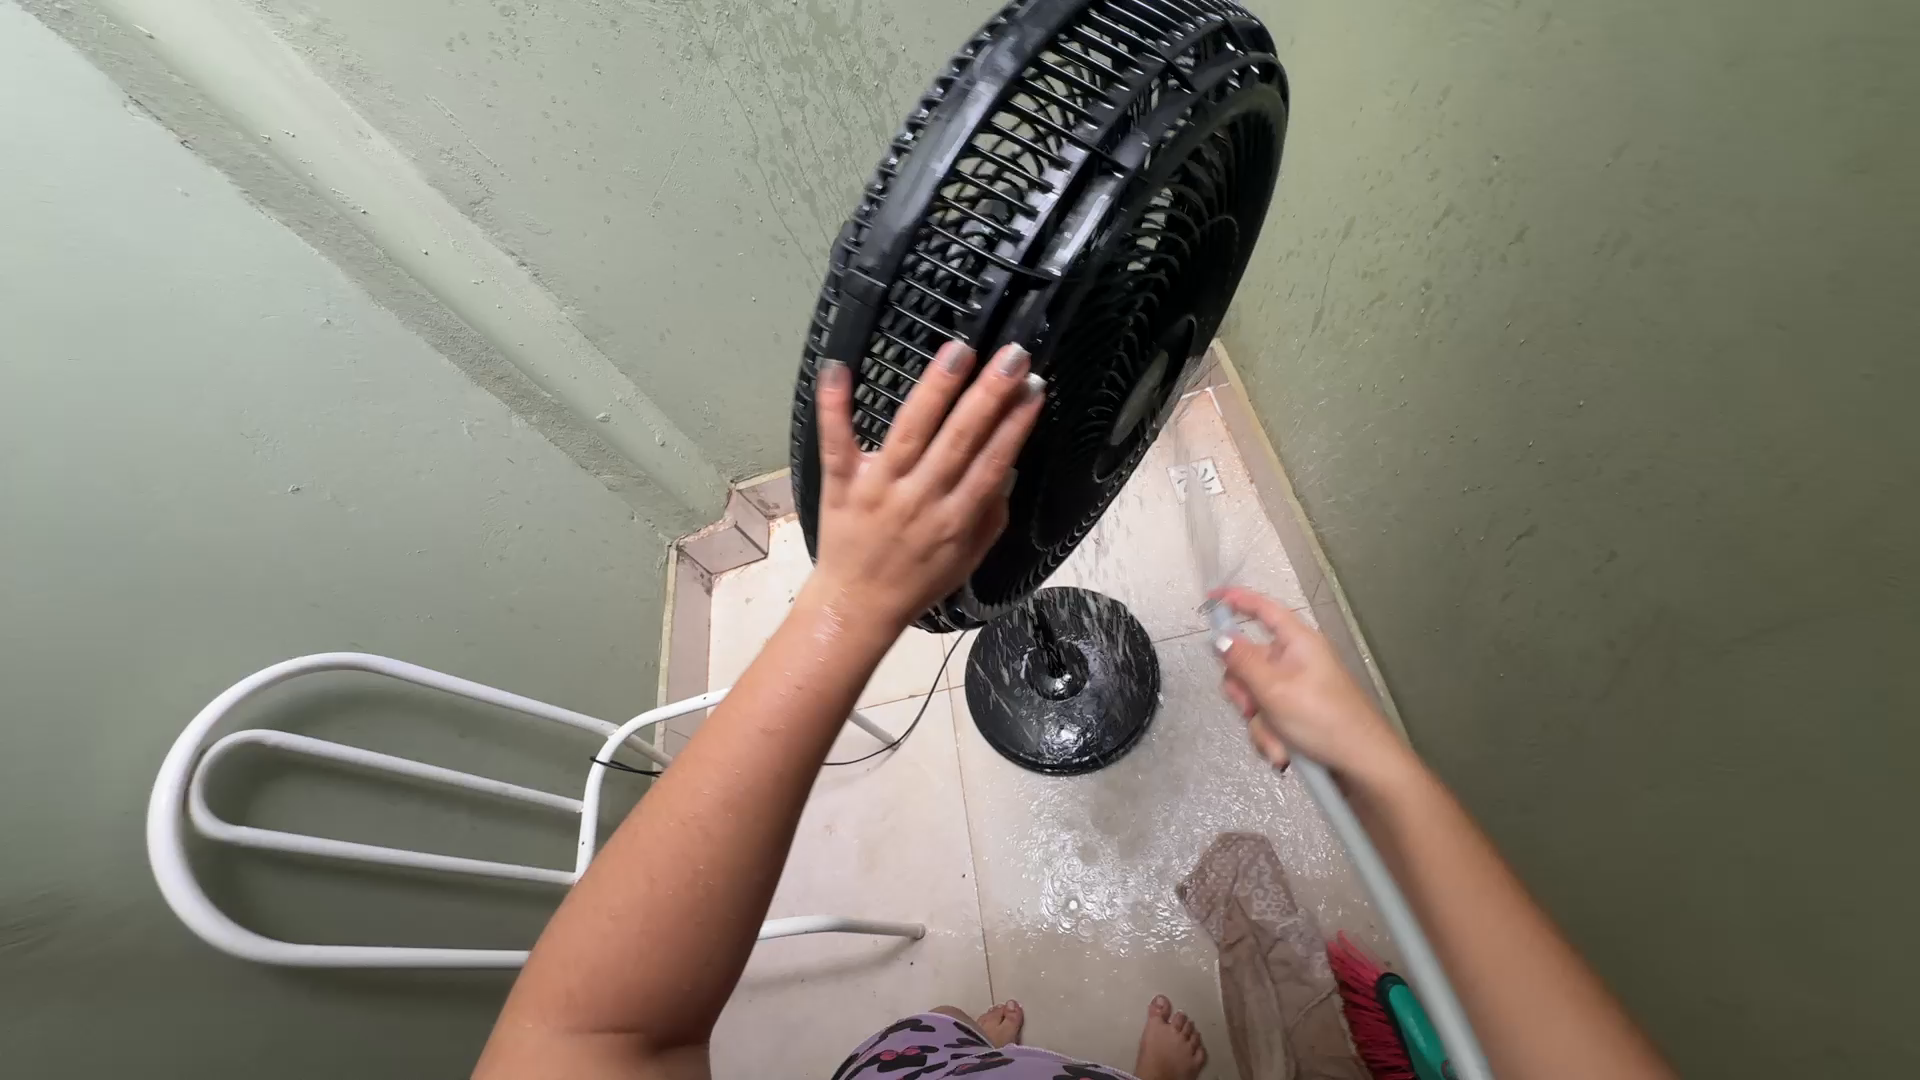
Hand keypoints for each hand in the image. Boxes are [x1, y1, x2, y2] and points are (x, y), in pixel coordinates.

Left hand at [806, 340, 1043, 629]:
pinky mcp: (840, 483)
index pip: (993, 462)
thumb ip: (991, 514)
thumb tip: (1007, 466)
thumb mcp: (970, 557)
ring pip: (910, 432)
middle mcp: (920, 498)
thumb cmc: (919, 580)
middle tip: (1013, 355)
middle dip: (990, 394)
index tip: (1035, 387)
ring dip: (936, 389)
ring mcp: (878, 488)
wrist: (857, 605)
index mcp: (956, 518)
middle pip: (960, 439)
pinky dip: (834, 406)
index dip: (1016, 424)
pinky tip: (837, 367)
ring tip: (959, 351)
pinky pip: (836, 442)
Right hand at [1210, 586, 1407, 777]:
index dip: (1235, 600)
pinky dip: (1269, 733)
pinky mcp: (1297, 712)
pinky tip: (1283, 750)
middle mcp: (1295, 659)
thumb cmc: (1323, 718)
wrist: (1365, 765)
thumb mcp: (1274, 688)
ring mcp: (1296, 687)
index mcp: (1297, 642)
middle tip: (1250, 707)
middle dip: (1243, 690)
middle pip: (1248, 660)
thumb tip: (1219, 638)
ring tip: (1276, 740)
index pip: (1262, 609)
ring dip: (1258, 719)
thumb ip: (1241, 661)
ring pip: (1253, 693)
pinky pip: (1266, 715)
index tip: (1209, 600)